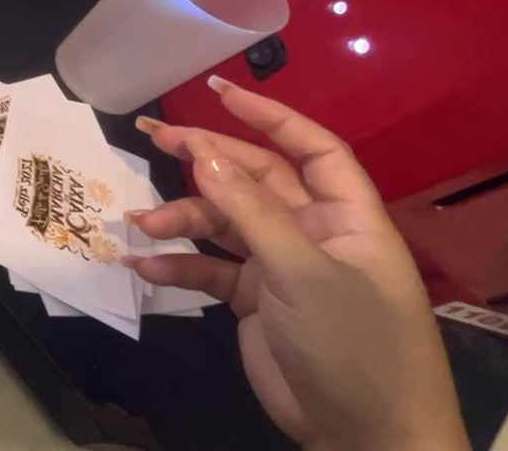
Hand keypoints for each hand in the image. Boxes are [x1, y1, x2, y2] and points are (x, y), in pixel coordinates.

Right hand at [128, 77, 468, 450]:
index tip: (219, 92)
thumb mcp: (301, 273)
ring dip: (179, 218)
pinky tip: (146, 266)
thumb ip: (248, 210)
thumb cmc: (353, 345)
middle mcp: (311, 234)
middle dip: (203, 158)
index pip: (313, 151)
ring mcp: (279, 265)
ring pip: (220, 220)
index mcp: (345, 222)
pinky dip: (175, 263)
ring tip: (142, 225)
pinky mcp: (251, 296)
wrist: (364, 438)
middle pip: (251, 178)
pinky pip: (205, 265)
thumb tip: (200, 151)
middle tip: (152, 137)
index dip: (271, 118)